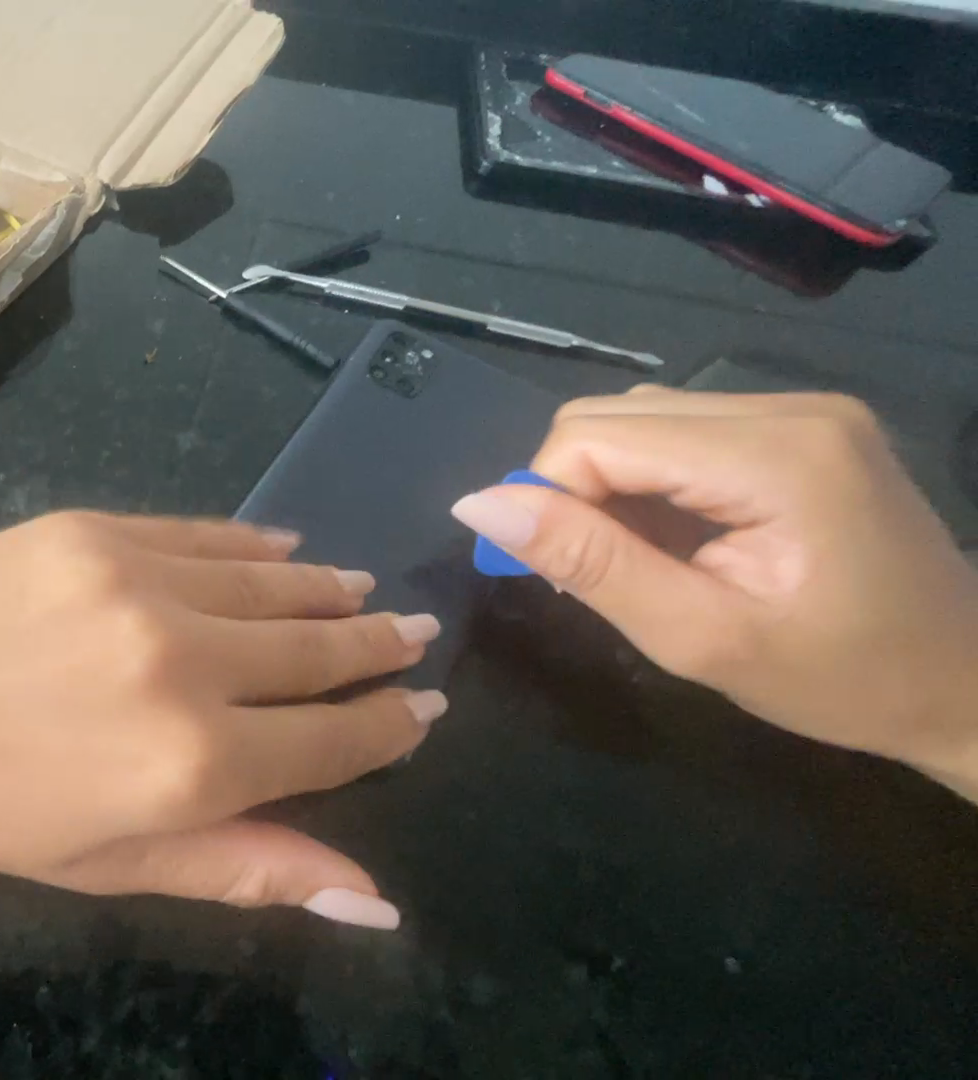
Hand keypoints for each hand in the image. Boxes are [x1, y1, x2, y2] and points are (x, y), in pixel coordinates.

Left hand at [0, 512, 448, 928]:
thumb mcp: (106, 865)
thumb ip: (243, 868)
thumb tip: (376, 896)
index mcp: (198, 764)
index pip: (334, 741)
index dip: (387, 727)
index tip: (421, 707)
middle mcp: (188, 662)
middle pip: (313, 651)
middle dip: (374, 646)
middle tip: (413, 633)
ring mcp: (139, 581)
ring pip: (270, 583)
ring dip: (324, 591)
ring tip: (360, 591)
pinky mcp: (93, 529)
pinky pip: (200, 534)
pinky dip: (251, 544)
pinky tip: (281, 546)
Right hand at [449, 389, 977, 792]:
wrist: (966, 686)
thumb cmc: (835, 678)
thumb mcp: (694, 635)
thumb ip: (585, 562)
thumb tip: (475, 504)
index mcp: (776, 456)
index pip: (591, 438)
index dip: (547, 499)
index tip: (557, 572)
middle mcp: (787, 409)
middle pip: (602, 417)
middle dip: (566, 489)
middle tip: (585, 567)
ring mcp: (795, 411)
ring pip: (624, 418)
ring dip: (595, 484)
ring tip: (626, 553)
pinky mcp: (791, 426)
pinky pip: (663, 429)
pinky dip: (630, 478)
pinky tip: (658, 530)